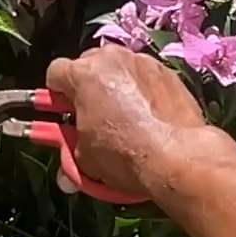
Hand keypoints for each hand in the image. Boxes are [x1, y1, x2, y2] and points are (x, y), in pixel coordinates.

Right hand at [46, 46, 235, 195]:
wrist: (180, 155)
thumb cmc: (125, 154)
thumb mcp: (88, 160)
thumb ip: (71, 158)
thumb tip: (65, 179)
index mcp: (82, 73)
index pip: (55, 72)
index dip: (57, 93)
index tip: (65, 110)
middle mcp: (109, 57)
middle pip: (87, 64)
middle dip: (87, 85)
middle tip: (94, 113)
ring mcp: (139, 60)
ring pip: (117, 67)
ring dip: (114, 84)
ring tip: (125, 114)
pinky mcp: (165, 69)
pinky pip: (143, 75)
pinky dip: (141, 88)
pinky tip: (149, 113)